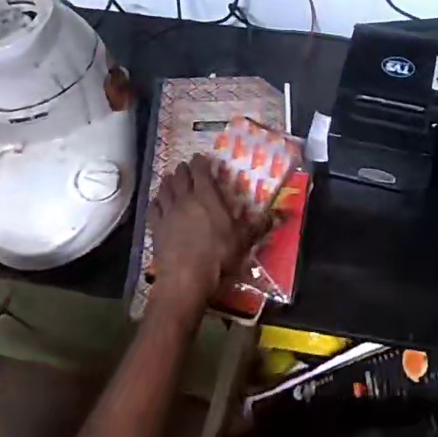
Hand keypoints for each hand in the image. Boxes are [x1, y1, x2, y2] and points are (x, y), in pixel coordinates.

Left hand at [148, 155, 263, 313]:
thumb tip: (283, 214)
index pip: (200, 170)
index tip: (201, 157)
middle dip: (184, 169)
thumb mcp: (244, 241)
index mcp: (206, 196)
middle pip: (181, 176)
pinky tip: (159, 202)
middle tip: (187, 167)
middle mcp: (185, 198)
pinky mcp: (156, 227)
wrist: (186, 279)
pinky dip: (156, 201)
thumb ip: (260, 225)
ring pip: (165, 188)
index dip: (200, 161)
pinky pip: (154, 207)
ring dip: (169, 181)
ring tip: (171, 178)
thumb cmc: (218, 256)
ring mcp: (168, 212)